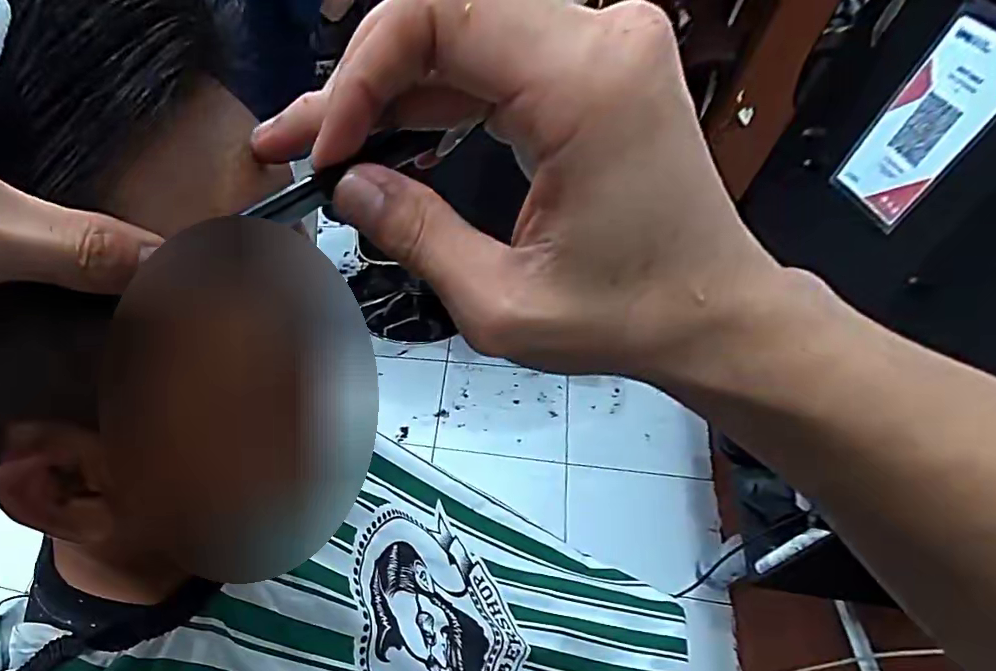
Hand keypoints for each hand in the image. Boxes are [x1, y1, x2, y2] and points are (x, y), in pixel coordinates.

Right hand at [252, 0, 791, 376]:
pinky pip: (485, 66)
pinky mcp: (586, 76)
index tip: (323, 153)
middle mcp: (598, 37)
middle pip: (441, 15)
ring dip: (379, 92)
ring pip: (456, 38)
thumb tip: (348, 186)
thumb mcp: (498, 301)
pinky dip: (423, 103)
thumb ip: (417, 234)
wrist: (706, 310)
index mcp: (584, 83)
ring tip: (315, 145)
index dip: (360, 77)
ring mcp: (596, 49)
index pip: (438, 15)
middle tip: (289, 142)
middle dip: (353, 82)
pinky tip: (375, 141)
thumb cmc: (620, 315)